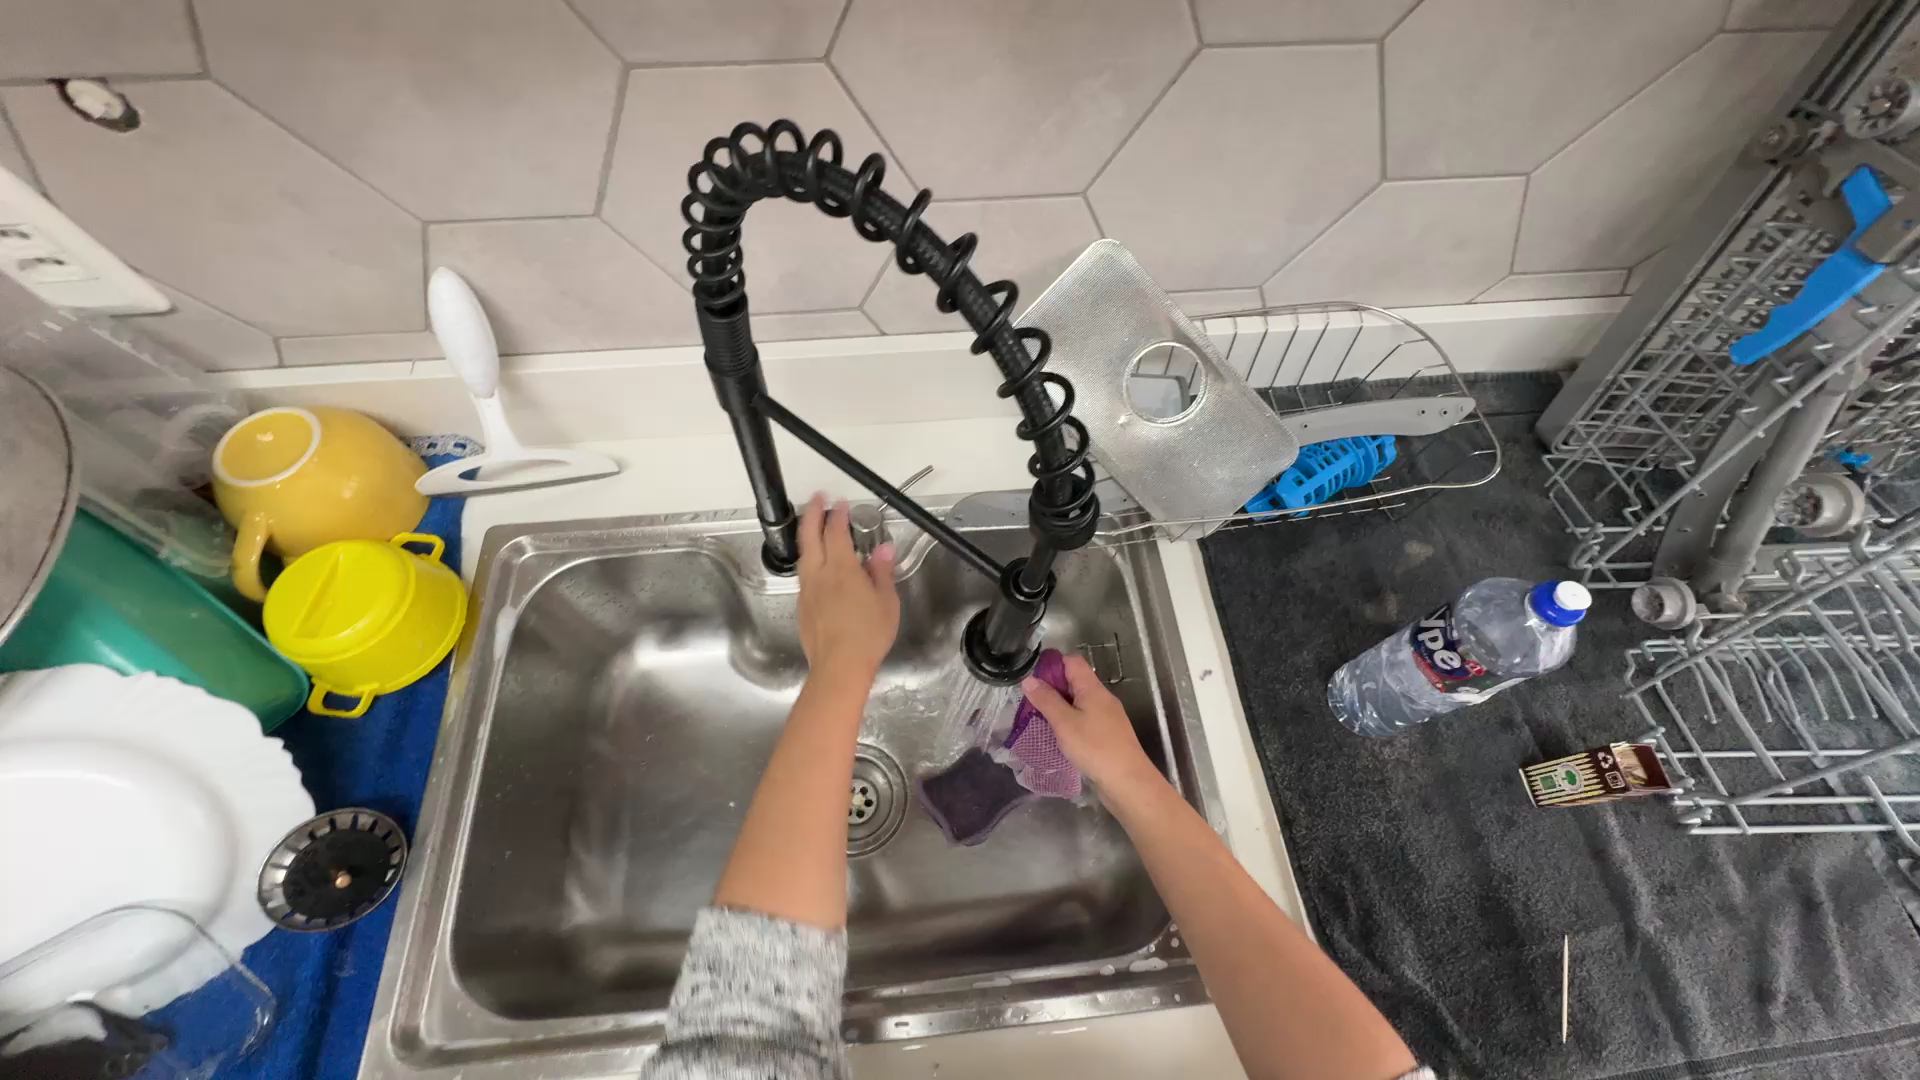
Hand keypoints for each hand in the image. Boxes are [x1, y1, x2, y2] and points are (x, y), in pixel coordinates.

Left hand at [796, 493, 899, 682]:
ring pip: (803, 555)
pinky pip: (805, 575)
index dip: (838, 515)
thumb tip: (883, 551)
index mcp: (842, 569)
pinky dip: (810, 561)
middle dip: (812, 514)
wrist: (839, 667)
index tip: (840, 504)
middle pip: (809, 536)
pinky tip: (819, 568)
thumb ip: (882, 572)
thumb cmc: (868, 635)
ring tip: (815, 529)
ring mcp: (807, 591)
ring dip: (808, 537)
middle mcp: (819, 575)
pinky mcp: (803, 607)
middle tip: (817, 500)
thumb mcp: (887, 602)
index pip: (836, 532)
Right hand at [1021, 653, 1165, 802]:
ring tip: (1040, 718)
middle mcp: (1103, 698)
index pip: (1073, 661)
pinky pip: (1085, 718)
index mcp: (1093, 689)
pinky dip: (1070, 720)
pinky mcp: (1108, 734)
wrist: (1127, 781)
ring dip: (1060, 705)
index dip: (1052, 664)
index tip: (1032, 678)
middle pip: (1076, 680)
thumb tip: (1029, 680)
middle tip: (1031, 701)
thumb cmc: (1094, 748)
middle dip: (1053, 687)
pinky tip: (1060, 735)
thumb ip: (1046, 700)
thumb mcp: (1064, 722)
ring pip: (1080, 701)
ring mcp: (1107, 716)